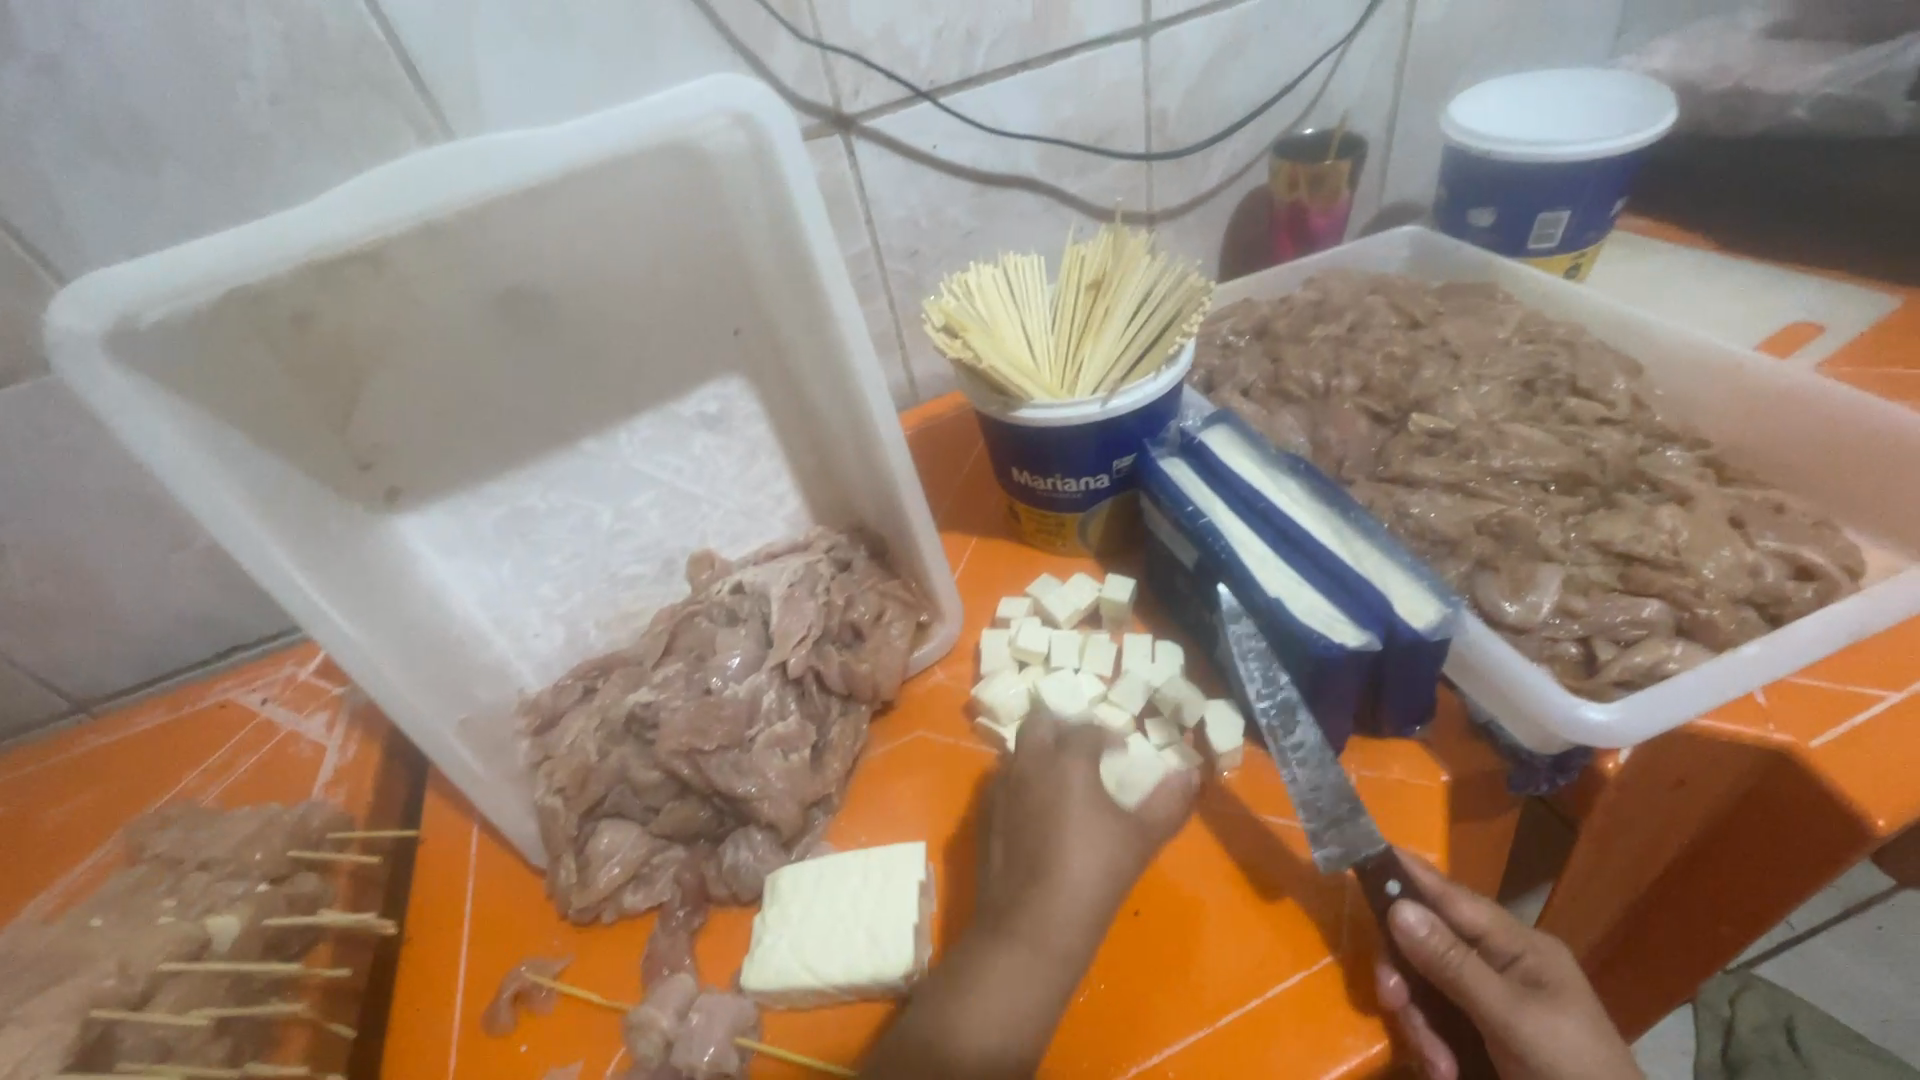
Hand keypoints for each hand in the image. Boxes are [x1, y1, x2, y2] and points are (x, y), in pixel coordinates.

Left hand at [972, 715, 1198, 963]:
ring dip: (1038, 754)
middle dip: (1061, 728)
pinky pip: (1002, 782)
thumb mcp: (1141, 839)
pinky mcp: (983, 813)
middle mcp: (1029, 763)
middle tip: (1083, 751)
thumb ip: (1168, 802)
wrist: (1031, 925)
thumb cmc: (1094, 875)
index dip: (1106, 736)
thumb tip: (1191, 774)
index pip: (1086, 729)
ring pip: (1017, 751)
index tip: (1120, 751)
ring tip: (1061, 781)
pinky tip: (1036, 812)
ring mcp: (1000, 787)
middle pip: (1039, 722)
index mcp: (1067, 760)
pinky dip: (1020, 783)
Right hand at [1374, 856, 1641, 1079]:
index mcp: (1516, 945)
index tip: (1359, 853)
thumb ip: (1454, 964)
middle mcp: (1496, 962)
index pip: (1449, 894)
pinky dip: (1431, 1044)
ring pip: (1422, 986)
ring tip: (1436, 1065)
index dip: (1404, 873)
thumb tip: (1396, 906)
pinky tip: (1441, 1071)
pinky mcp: (1478, 1032)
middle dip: (1404, 975)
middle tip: (1393, 1003)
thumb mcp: (1513, 1018)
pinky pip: (1434, 1019)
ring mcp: (1486, 998)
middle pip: (1423, 943)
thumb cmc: (1573, 1069)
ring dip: (1419, 1023)